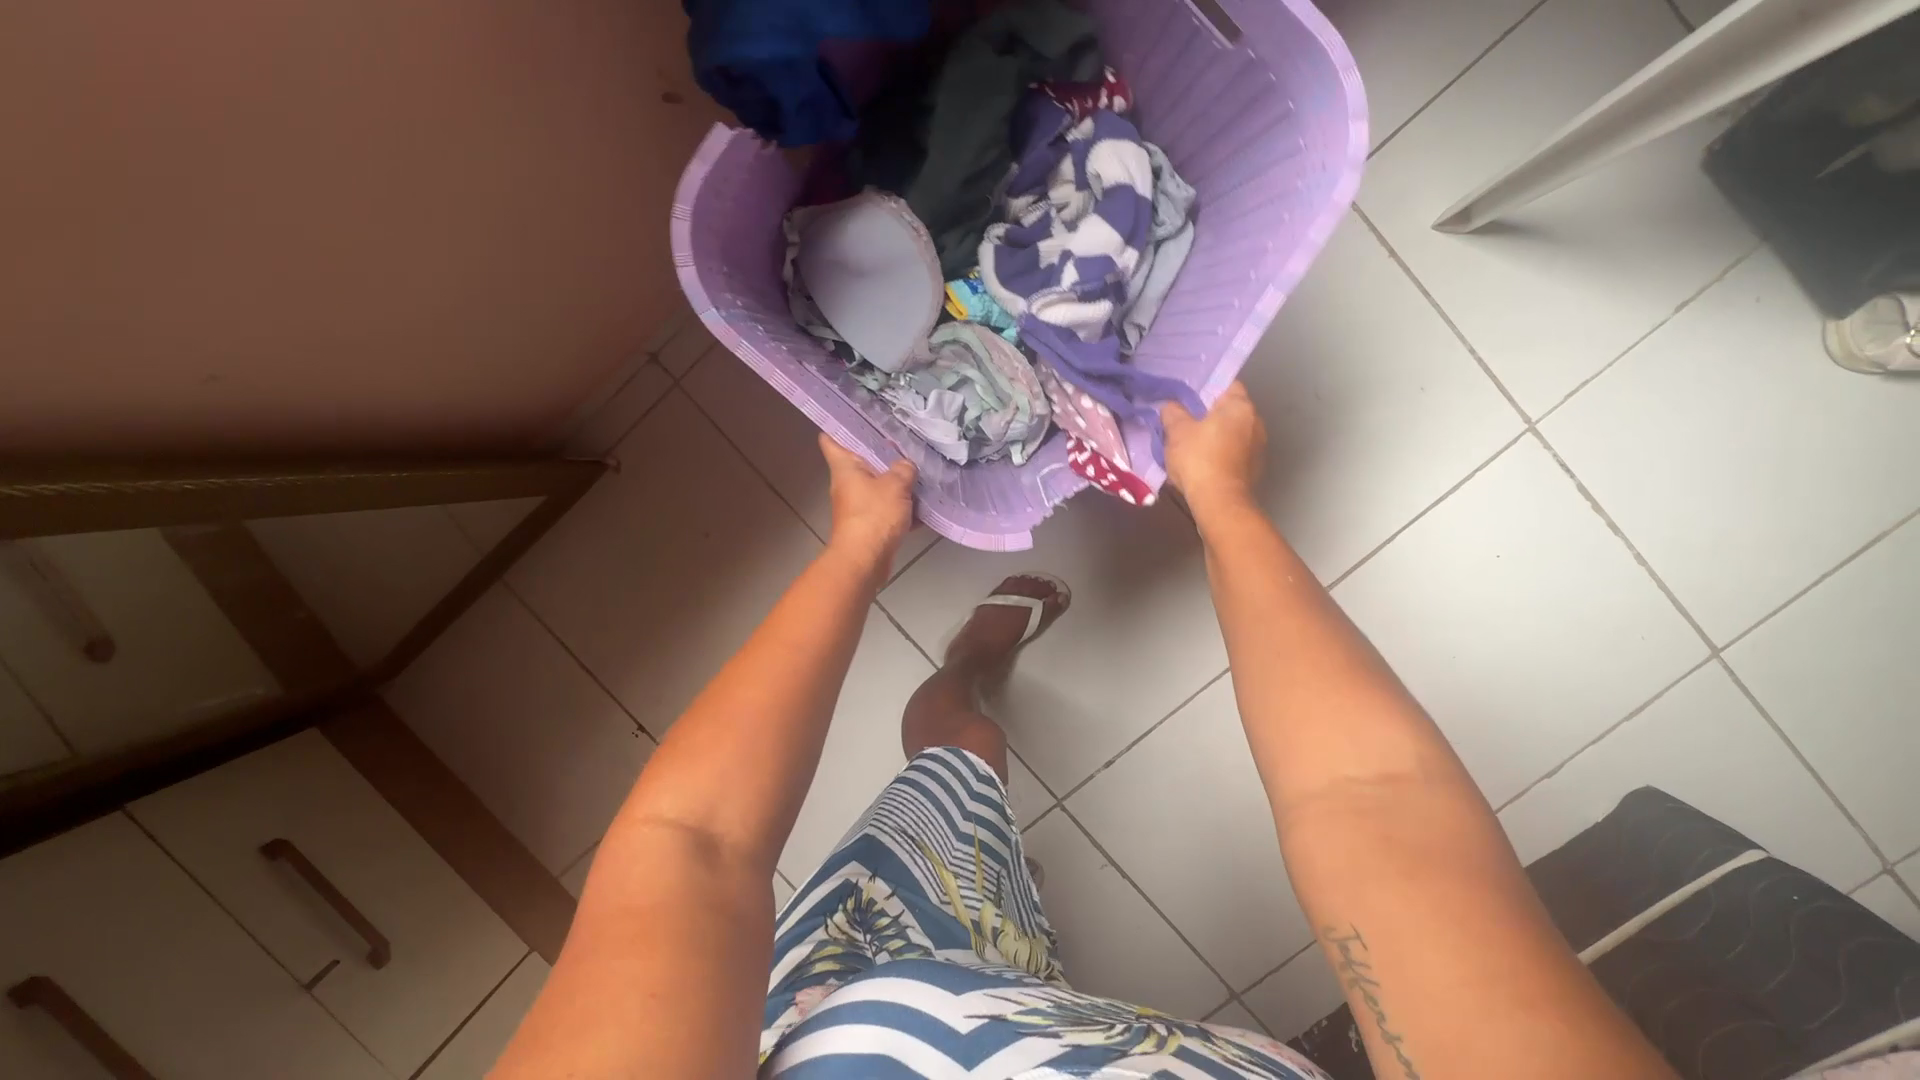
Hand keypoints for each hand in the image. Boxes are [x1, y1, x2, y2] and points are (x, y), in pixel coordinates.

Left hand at [819, 434, 916, 563]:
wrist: (866, 560)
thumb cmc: (874, 515)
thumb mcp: (895, 484)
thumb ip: (904, 469)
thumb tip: (907, 466)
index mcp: (844, 467)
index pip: (831, 439)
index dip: (840, 426)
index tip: (857, 416)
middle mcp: (847, 484)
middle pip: (861, 462)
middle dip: (881, 454)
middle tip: (903, 441)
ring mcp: (857, 506)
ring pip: (878, 487)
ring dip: (895, 483)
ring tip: (919, 469)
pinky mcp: (870, 525)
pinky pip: (888, 510)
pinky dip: (903, 508)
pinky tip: (924, 505)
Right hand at [1161, 381, 1265, 515]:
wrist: (1219, 502)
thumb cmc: (1199, 458)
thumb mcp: (1176, 432)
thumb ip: (1173, 413)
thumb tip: (1170, 406)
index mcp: (1240, 406)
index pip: (1228, 385)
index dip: (1208, 390)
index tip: (1191, 401)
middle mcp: (1256, 422)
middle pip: (1232, 411)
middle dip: (1212, 416)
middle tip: (1188, 424)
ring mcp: (1259, 448)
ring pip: (1235, 434)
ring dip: (1219, 438)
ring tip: (1195, 448)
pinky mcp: (1256, 470)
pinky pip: (1236, 454)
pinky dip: (1223, 456)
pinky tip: (1205, 466)